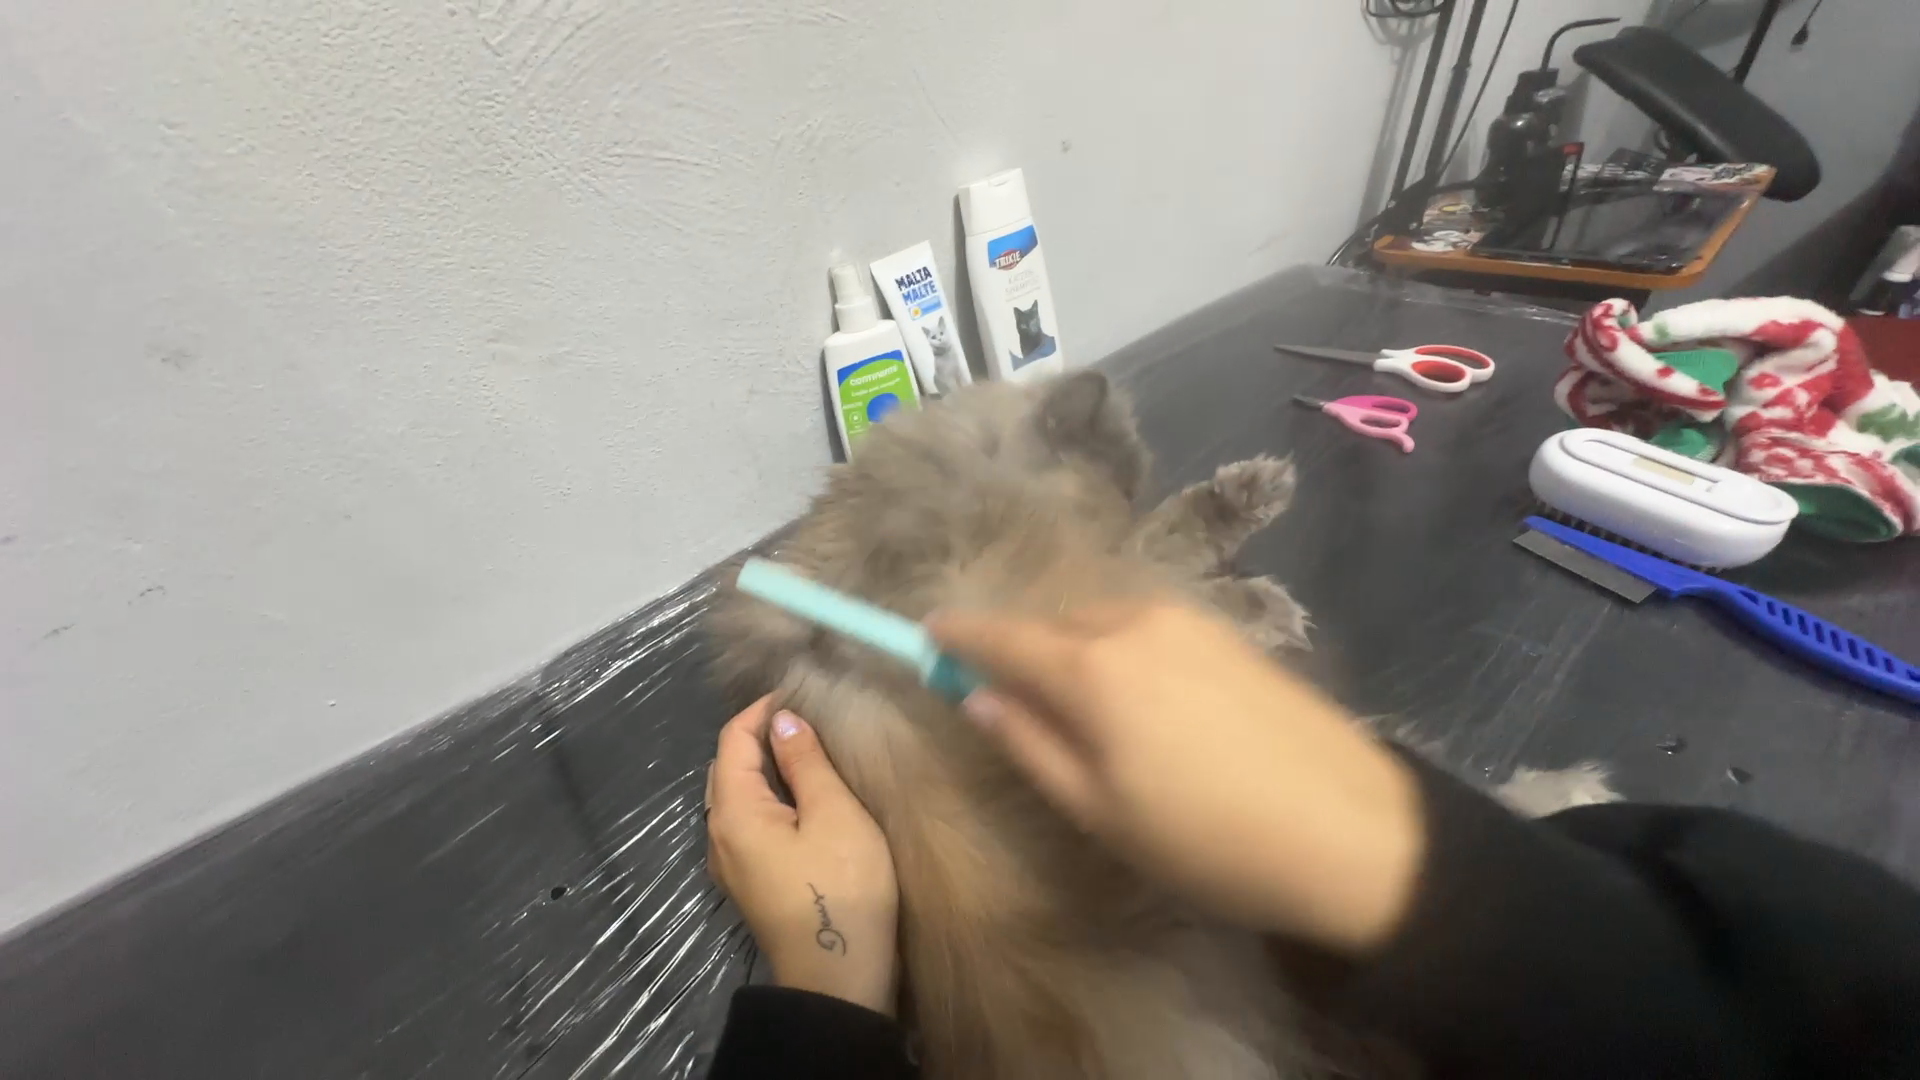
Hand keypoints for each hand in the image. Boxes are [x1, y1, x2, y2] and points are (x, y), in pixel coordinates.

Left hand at [705, 696, 898, 1013]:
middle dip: (760, 732)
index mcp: (733, 812)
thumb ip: (805, 761)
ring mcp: (731, 862)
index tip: (801, 690)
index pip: (733, 740)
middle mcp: (719, 834)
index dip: (762, 708)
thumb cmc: (840, 886)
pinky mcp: (750, 879)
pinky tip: (799, 792)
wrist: (839, 979)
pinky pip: (748, 819)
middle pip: (729, 766)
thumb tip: (783, 718)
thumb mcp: (833, 813)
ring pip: (737, 794)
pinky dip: (767, 792)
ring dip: (764, 763)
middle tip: (807, 713)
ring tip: (806, 745)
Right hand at [929, 599, 1424, 954]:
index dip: (959, 633)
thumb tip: (979, 697)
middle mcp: (1132, 622)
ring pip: (1098, 622)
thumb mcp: (1098, 809)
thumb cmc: (1207, 838)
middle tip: (1011, 697)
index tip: (928, 633)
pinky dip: (1115, 647)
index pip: (1003, 636)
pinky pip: (1142, 626)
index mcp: (1092, 667)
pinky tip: (1140, 696)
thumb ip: (1029, 742)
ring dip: (1071, 649)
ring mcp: (1184, 619)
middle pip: (1051, 625)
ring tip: (1083, 708)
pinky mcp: (1224, 629)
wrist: (1354, 830)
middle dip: (1020, 650)